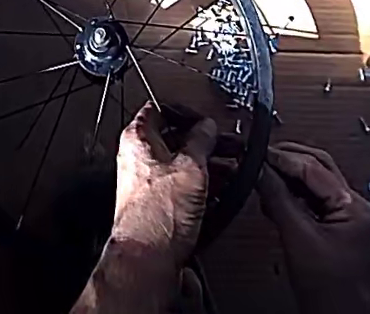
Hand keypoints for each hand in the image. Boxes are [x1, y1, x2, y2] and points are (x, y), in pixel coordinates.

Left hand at [71, 103, 215, 313]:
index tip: (204, 119)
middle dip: (203, 143)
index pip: (160, 108)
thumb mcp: (190, 167)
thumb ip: (201, 141)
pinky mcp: (156, 205)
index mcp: (138, 137)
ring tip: (231, 168)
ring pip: (180, 164)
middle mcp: (138, 157)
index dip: (185, 111)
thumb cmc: (157, 215)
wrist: (148, 261)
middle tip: (225, 145)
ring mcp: (146, 183)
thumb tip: (206, 127)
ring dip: (206, 165)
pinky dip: (200, 186)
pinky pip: (181, 186)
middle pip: (174, 138)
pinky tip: (220, 191)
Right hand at [257, 142, 369, 313]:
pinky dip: (293, 196)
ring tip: (263, 178)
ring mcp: (350, 221)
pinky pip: (314, 202)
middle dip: (285, 161)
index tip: (255, 154)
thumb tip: (259, 168)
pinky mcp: (340, 234)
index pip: (311, 166)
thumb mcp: (299, 239)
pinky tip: (275, 200)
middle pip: (316, 167)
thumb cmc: (335, 298)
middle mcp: (356, 208)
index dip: (279, 158)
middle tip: (259, 158)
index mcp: (354, 206)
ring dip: (287, 178)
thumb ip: (277, 198)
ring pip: (314, 184)